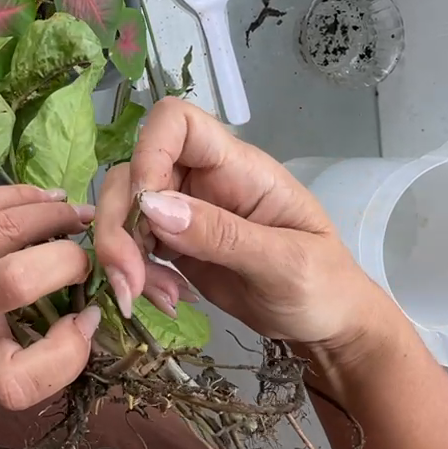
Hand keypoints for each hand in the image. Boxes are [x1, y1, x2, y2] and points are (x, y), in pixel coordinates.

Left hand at [0, 185, 102, 409]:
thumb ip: (23, 344)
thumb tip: (90, 312)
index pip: (18, 379)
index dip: (68, 355)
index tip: (86, 323)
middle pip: (17, 280)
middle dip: (68, 260)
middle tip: (85, 254)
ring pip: (4, 227)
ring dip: (54, 215)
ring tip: (77, 214)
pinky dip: (23, 196)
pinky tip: (46, 197)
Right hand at [93, 99, 400, 354]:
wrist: (328, 325)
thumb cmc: (325, 285)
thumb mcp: (285, 264)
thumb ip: (221, 234)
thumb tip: (151, 206)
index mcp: (237, 167)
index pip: (177, 123)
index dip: (148, 152)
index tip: (143, 207)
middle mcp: (202, 180)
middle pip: (132, 173)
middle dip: (119, 225)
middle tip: (128, 280)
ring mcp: (184, 212)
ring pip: (124, 210)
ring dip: (122, 255)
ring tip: (149, 297)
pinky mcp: (173, 244)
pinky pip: (132, 245)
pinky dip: (133, 272)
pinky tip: (162, 299)